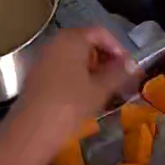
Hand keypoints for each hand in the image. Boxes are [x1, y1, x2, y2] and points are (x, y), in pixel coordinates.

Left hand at [1, 26, 138, 161]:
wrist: (31, 131)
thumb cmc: (70, 105)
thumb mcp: (100, 89)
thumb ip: (119, 73)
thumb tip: (133, 64)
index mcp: (71, 39)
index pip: (101, 33)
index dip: (119, 49)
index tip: (130, 67)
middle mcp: (54, 43)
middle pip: (87, 44)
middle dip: (106, 60)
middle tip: (121, 79)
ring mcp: (43, 60)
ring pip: (74, 59)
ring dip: (93, 71)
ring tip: (108, 91)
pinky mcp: (37, 78)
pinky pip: (63, 70)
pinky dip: (78, 79)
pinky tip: (87, 97)